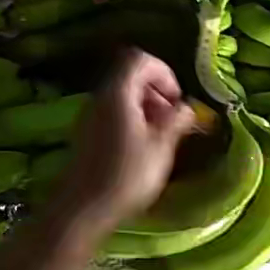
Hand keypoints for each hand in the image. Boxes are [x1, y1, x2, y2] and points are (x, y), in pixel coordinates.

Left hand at [52, 49, 196, 228]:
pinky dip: (132, 119)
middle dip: (157, 90)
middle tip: (173, 117)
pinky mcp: (87, 133)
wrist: (82, 209)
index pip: (140, 59)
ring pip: (122, 95)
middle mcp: (100, 96)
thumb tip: (187, 108)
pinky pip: (113, 112)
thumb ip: (176, 121)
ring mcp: (90, 114)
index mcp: (118, 92)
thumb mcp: (161, 147)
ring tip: (162, 134)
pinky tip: (143, 146)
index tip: (177, 100)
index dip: (164, 73)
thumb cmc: (126, 175)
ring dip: (146, 106)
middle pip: (130, 75)